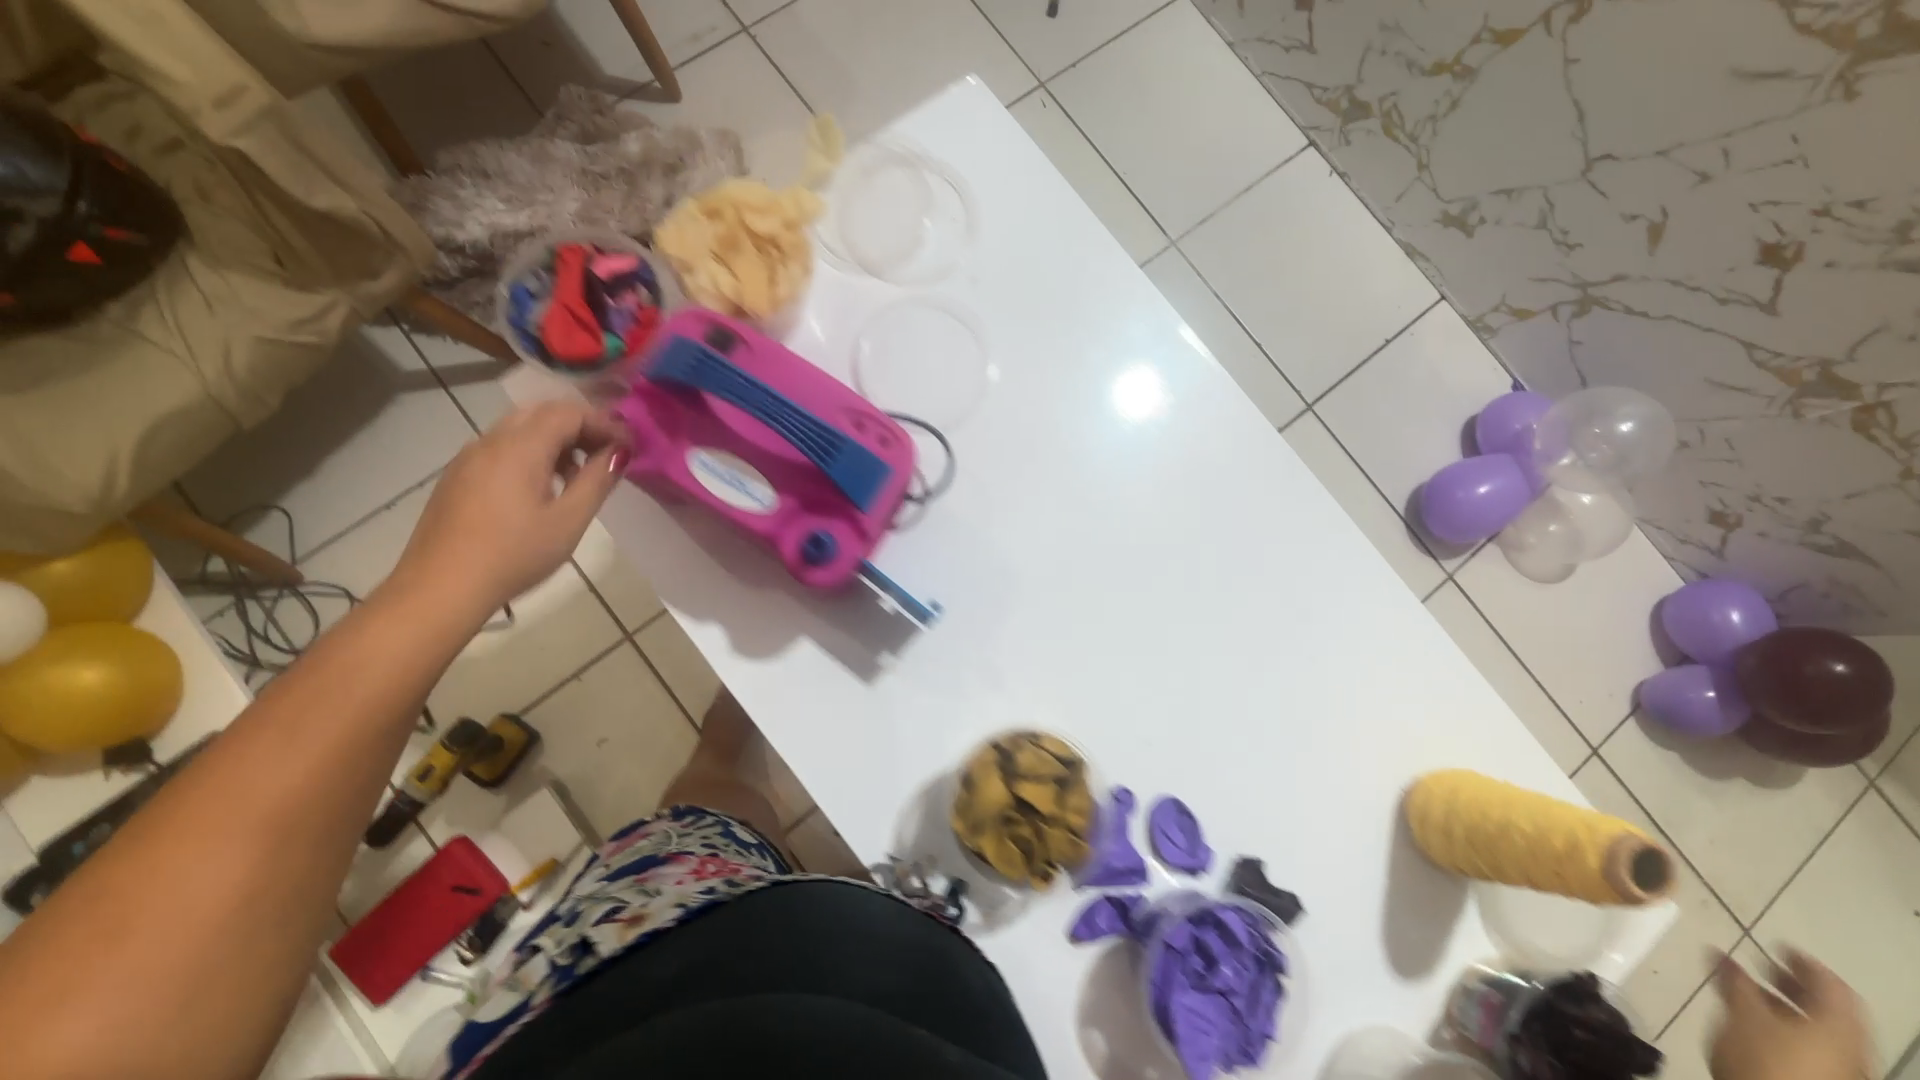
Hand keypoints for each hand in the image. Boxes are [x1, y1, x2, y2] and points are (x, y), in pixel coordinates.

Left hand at [389, 402, 629, 614]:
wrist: (440, 588)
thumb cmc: (513, 555)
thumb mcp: (568, 522)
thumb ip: (597, 481)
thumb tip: (619, 452)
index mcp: (520, 447)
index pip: (569, 412)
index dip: (604, 422)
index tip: (629, 446)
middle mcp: (491, 441)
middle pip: (542, 413)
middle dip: (580, 426)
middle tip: (606, 454)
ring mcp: (468, 457)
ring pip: (519, 429)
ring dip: (554, 440)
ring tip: (576, 476)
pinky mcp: (456, 476)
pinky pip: (500, 448)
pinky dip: (530, 453)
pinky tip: (539, 490)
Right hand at [1710, 948, 1870, 1079]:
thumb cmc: (1764, 1058)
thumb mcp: (1742, 1014)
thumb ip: (1733, 982)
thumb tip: (1718, 951)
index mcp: (1838, 1023)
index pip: (1830, 983)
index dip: (1804, 962)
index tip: (1777, 946)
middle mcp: (1847, 1043)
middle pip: (1826, 1006)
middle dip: (1792, 983)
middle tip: (1762, 966)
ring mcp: (1837, 1065)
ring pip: (1814, 1026)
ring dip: (1784, 1005)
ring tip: (1749, 994)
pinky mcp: (1819, 1077)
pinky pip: (1807, 1043)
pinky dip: (1784, 1026)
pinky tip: (1756, 1025)